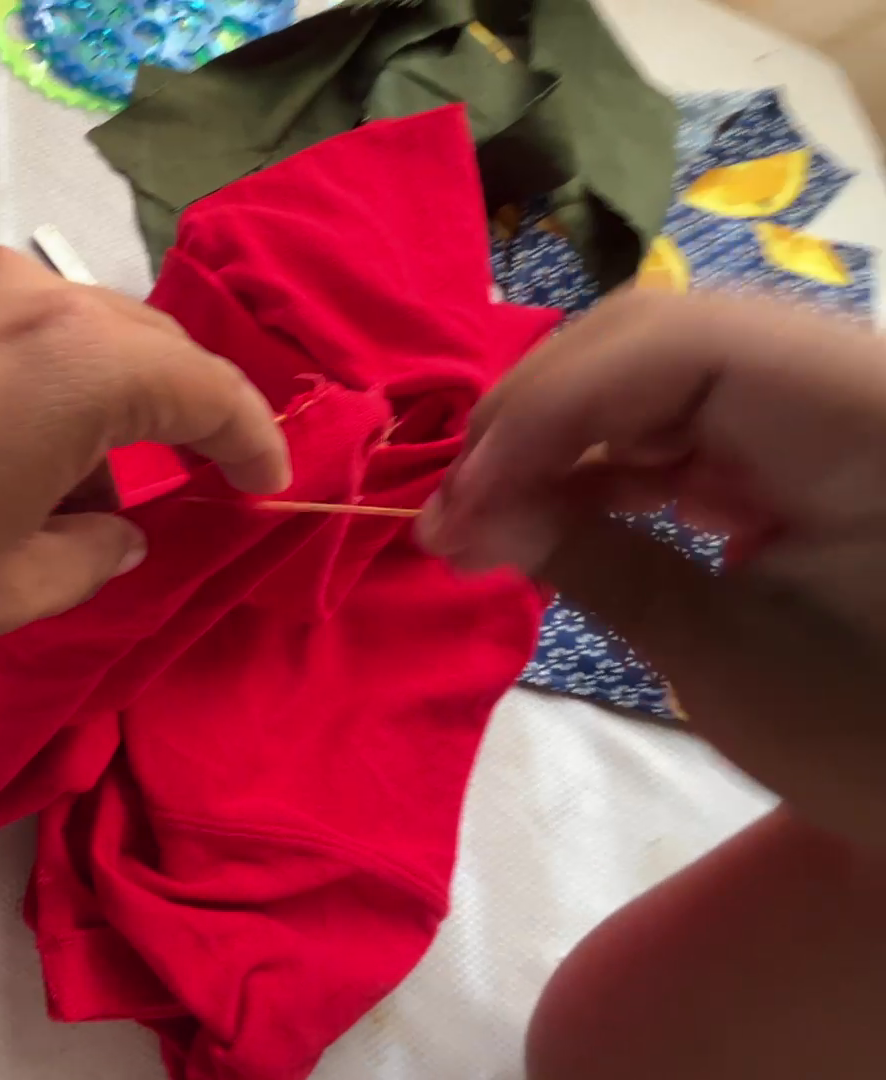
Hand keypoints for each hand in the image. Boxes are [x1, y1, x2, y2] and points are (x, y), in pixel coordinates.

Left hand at [0, 245, 288, 698]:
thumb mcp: (9, 587)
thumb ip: (96, 551)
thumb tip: (126, 526)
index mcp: (73, 356)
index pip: (203, 386)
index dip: (250, 440)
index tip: (270, 484)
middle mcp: (21, 291)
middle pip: (140, 350)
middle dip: (172, 422)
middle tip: (181, 492)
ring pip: (72, 340)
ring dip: (98, 410)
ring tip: (79, 497)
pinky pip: (10, 339)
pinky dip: (37, 393)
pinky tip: (12, 458)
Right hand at [417, 288, 885, 842]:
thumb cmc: (885, 742)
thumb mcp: (728, 660)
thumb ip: (589, 563)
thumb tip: (451, 519)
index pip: (691, 347)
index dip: (550, 408)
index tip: (466, 499)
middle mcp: (868, 381)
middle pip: (653, 336)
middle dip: (527, 420)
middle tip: (458, 507)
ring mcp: (829, 398)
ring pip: (641, 365)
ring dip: (542, 440)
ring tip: (485, 519)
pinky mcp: (796, 431)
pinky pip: (661, 410)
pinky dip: (583, 457)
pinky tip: (548, 512)